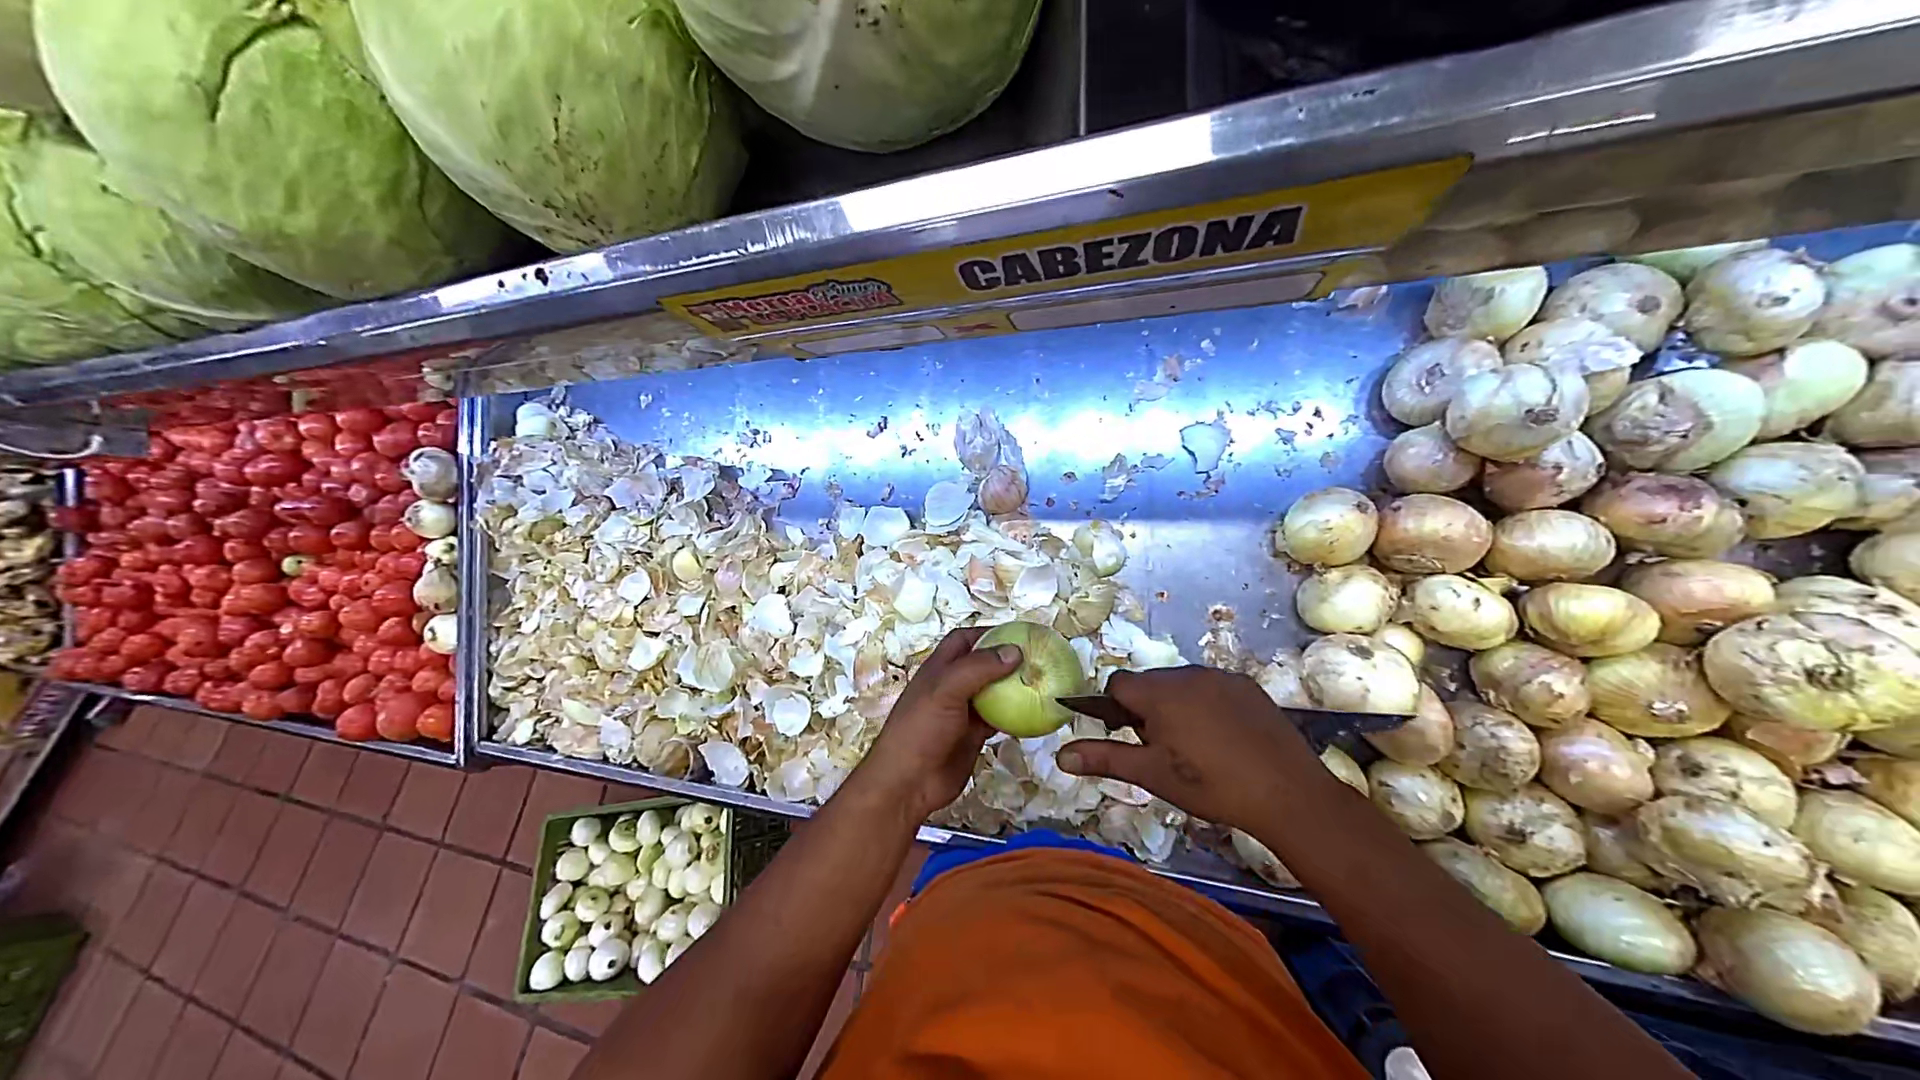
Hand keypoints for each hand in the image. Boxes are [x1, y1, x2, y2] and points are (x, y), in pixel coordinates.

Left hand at [846, 627, 1021, 821]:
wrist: (909, 783)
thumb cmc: (920, 731)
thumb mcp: (946, 691)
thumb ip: (978, 668)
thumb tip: (1014, 651)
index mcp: (939, 668)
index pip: (964, 640)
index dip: (988, 634)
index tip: (1019, 635)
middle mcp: (952, 686)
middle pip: (983, 664)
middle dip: (1007, 659)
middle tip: (1039, 659)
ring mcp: (963, 711)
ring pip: (994, 692)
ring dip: (1015, 687)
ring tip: (1043, 682)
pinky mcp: (974, 734)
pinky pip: (999, 718)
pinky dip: (1016, 714)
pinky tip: (1036, 713)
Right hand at [1056, 666, 1324, 830]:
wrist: (1287, 792)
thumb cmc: (1210, 785)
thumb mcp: (1152, 774)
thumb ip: (1104, 758)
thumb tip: (1060, 755)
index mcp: (1158, 693)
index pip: (1117, 684)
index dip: (1115, 710)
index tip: (1131, 738)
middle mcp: (1185, 674)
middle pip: (1148, 683)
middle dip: (1146, 708)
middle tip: (1163, 749)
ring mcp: (1219, 677)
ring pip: (1179, 684)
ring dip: (1175, 705)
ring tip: (1195, 746)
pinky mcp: (1246, 685)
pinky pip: (1210, 686)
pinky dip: (1205, 704)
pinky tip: (1222, 738)